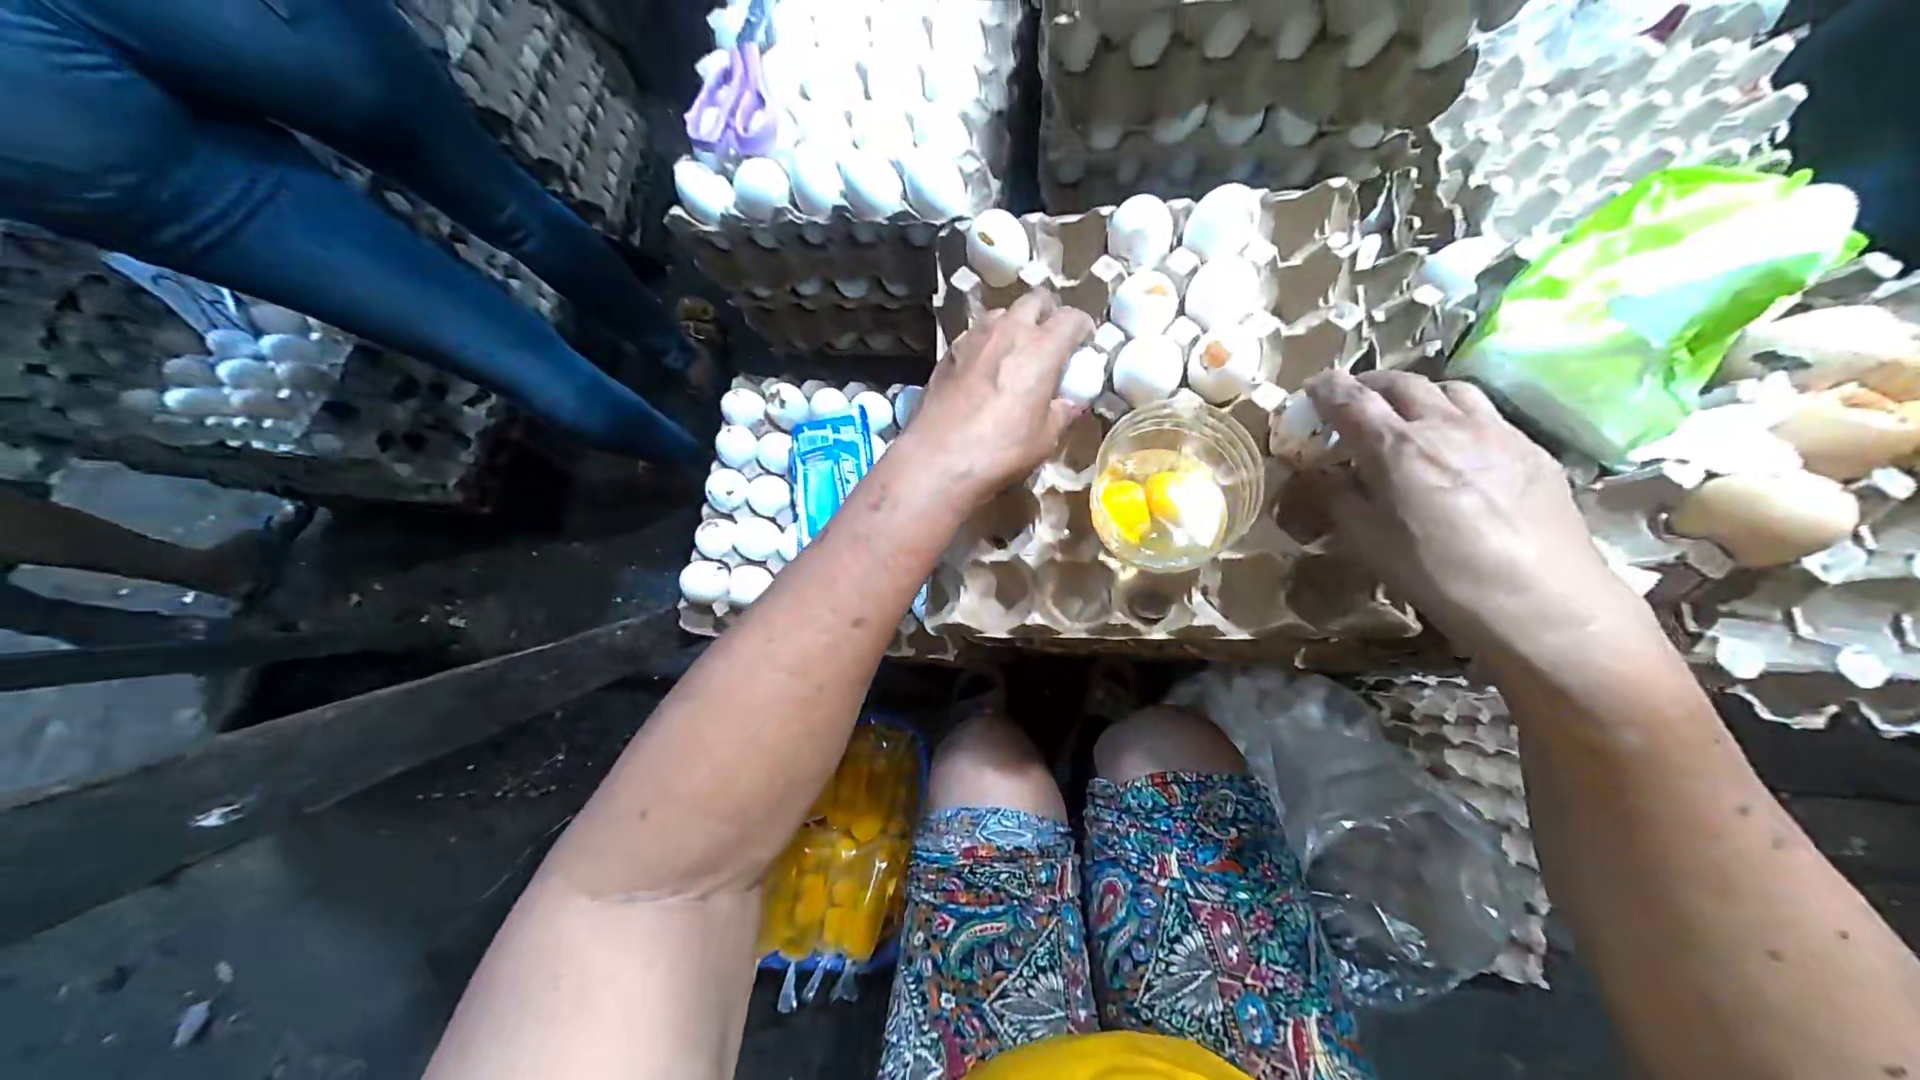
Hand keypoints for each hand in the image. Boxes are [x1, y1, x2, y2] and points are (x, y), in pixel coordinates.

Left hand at [892, 289, 1094, 502]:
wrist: (938, 459)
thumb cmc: (1000, 450)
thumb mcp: (1046, 438)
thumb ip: (1063, 411)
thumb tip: (1069, 402)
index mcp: (1041, 347)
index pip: (1073, 318)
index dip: (1083, 330)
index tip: (1082, 346)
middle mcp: (1008, 330)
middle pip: (1036, 300)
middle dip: (1048, 314)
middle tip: (1050, 342)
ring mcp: (974, 337)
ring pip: (1002, 313)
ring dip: (1015, 325)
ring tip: (1015, 353)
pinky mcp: (949, 352)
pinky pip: (976, 334)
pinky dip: (988, 343)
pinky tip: (985, 370)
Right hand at [1303, 370, 1647, 659]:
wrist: (1540, 599)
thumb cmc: (1438, 574)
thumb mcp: (1367, 540)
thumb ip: (1338, 497)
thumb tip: (1319, 474)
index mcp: (1396, 447)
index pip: (1351, 399)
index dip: (1325, 388)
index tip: (1312, 388)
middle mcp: (1444, 425)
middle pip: (1400, 383)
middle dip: (1369, 384)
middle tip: (1353, 400)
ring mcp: (1494, 431)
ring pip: (1448, 389)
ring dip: (1416, 393)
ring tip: (1406, 415)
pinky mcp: (1530, 447)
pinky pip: (1485, 413)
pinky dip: (1456, 414)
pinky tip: (1456, 445)